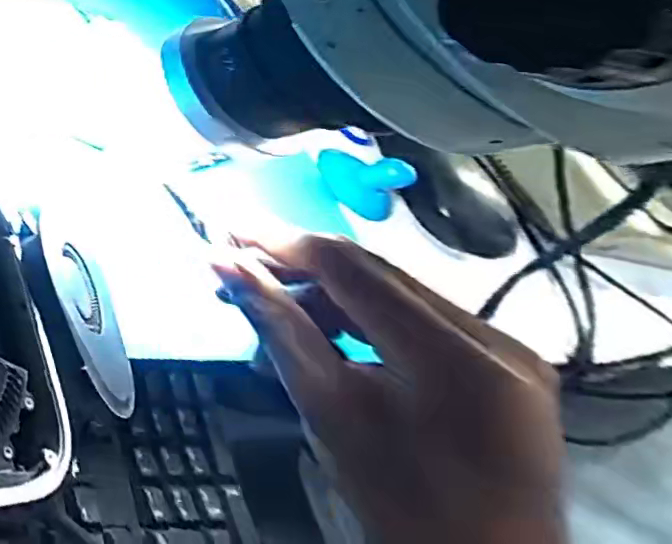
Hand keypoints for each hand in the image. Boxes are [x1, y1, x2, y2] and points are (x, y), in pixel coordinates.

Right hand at [213, 234, 564, 543]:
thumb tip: (221, 259)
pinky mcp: (501, 365)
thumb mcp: (321, 402)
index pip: (345, 265)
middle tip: (233, 269)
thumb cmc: (397, 495)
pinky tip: (317, 331)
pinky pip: (410, 314)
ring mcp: (505, 352)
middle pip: (368, 270)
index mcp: (453, 354)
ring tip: (268, 308)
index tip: (221, 232)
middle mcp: (492, 340)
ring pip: (385, 288)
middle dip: (293, 265)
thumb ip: (273, 320)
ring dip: (319, 291)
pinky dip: (355, 314)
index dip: (276, 241)